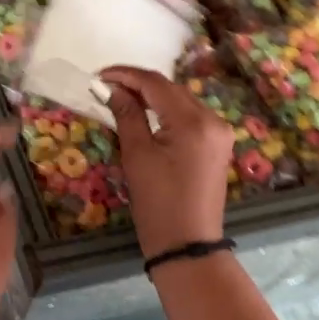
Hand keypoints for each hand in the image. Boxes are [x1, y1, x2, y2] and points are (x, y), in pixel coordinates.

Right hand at [101, 67, 234, 260]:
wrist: (187, 245)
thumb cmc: (157, 202)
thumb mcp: (137, 154)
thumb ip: (126, 114)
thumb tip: (112, 89)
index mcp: (193, 122)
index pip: (156, 84)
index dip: (125, 75)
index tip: (99, 76)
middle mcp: (212, 120)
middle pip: (171, 89)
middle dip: (138, 84)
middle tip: (107, 86)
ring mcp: (219, 133)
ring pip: (181, 100)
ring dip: (152, 96)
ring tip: (122, 97)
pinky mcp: (218, 145)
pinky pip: (189, 116)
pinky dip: (167, 111)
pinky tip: (146, 114)